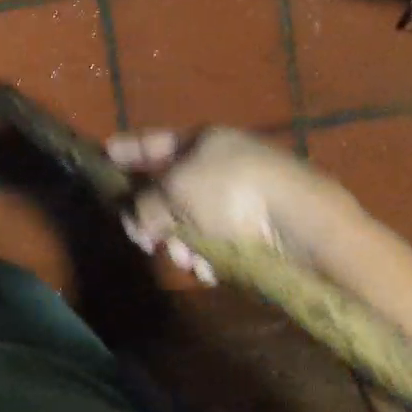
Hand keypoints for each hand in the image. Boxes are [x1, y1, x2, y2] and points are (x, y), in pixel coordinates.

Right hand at [108, 127, 363, 285]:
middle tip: (145, 239)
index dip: (126, 150)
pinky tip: (210, 270)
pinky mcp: (267, 228)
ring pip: (196, 220)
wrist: (306, 225)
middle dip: (156, 217)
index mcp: (203, 140)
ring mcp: (249, 194)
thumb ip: (142, 206)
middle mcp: (225, 163)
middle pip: (172, 188)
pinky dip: (211, 254)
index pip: (152, 142)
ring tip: (185, 261)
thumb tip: (139, 225)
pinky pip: (222, 240)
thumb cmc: (229, 193)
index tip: (104, 155)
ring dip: (183, 242)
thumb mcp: (171, 192)